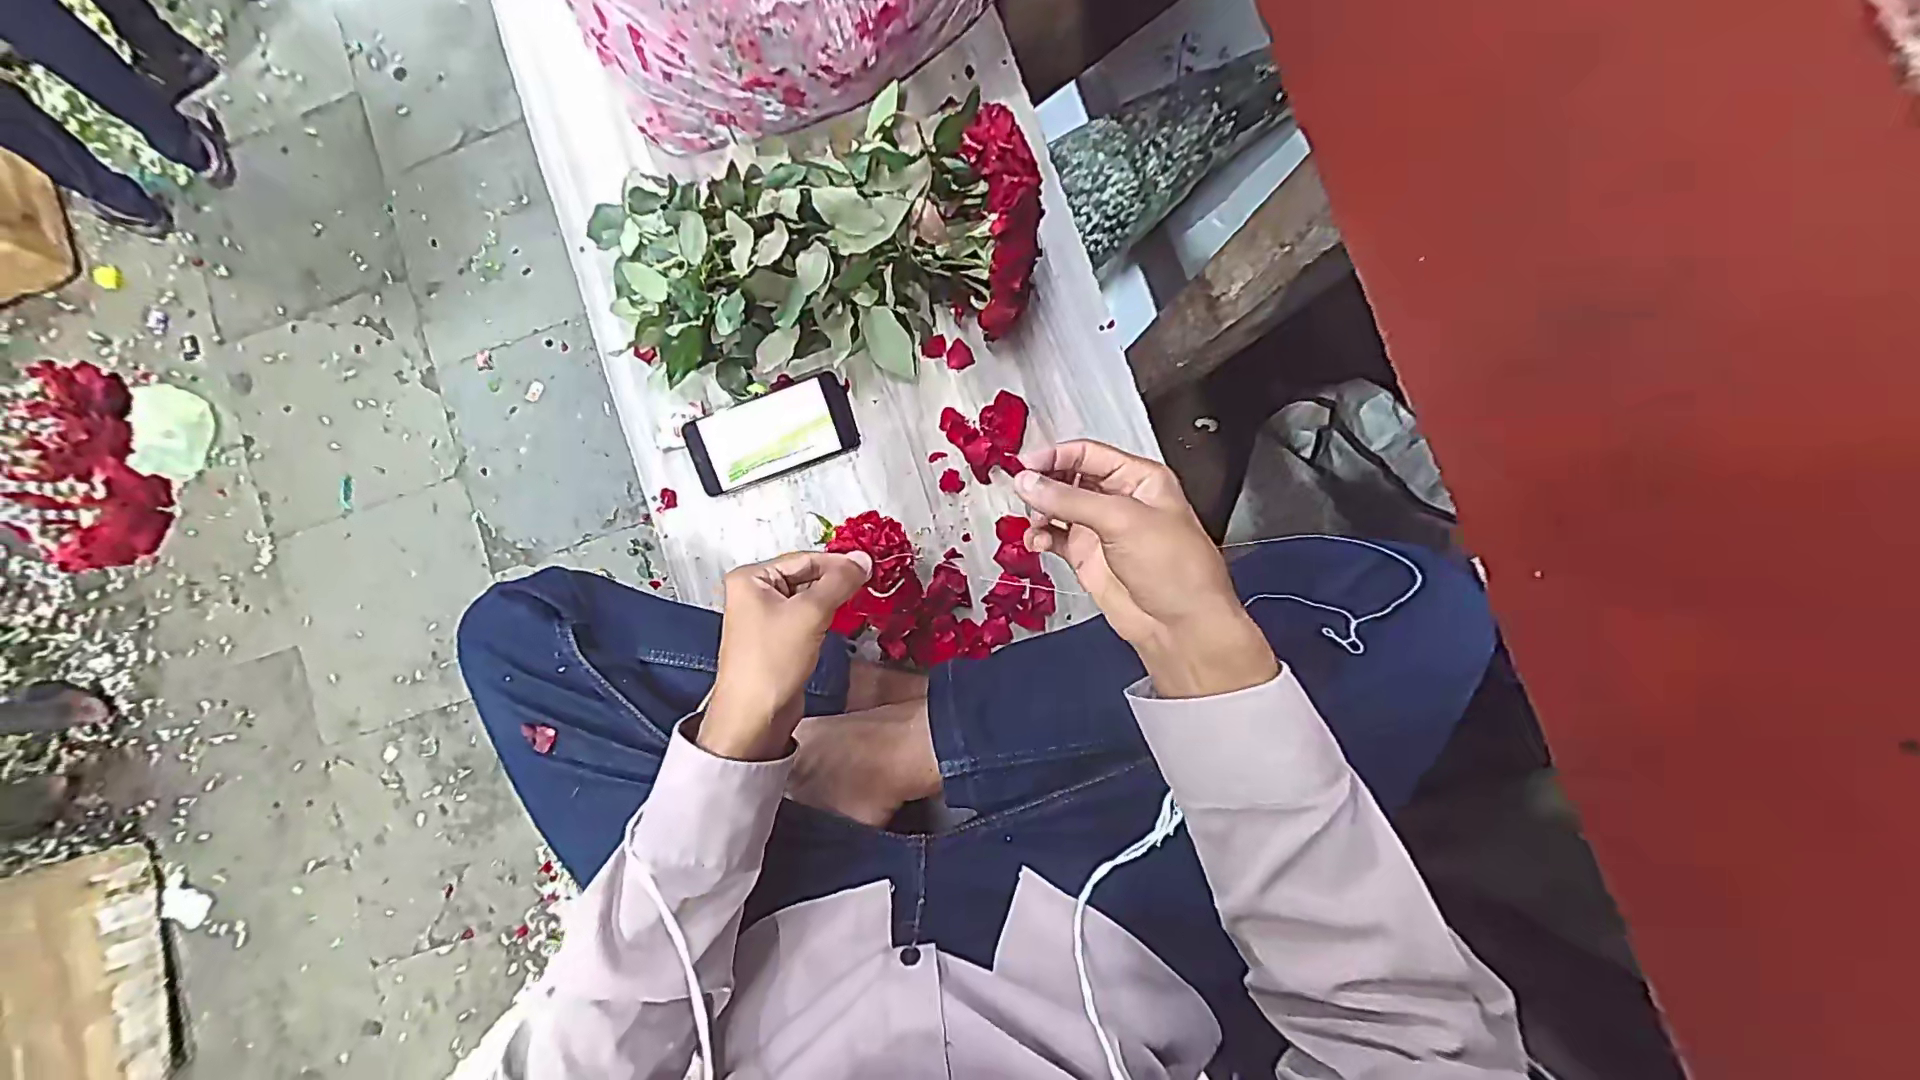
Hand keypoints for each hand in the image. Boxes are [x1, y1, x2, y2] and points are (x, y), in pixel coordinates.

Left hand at [701, 550, 872, 759]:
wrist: (756, 716)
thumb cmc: (770, 663)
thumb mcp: (810, 613)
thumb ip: (839, 582)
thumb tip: (862, 561)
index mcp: (751, 579)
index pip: (804, 558)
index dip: (837, 562)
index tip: (867, 565)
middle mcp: (754, 594)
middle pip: (806, 575)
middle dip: (836, 580)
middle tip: (867, 582)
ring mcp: (765, 616)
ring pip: (809, 596)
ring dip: (832, 598)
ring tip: (857, 599)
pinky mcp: (778, 637)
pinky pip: (807, 616)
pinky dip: (825, 615)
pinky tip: (840, 619)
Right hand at [1013, 441, 1277, 697]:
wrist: (1180, 627)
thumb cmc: (1179, 571)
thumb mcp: (1122, 521)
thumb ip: (1070, 499)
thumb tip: (1031, 482)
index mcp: (1139, 479)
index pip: (1088, 454)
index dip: (1054, 456)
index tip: (1026, 465)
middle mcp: (1118, 500)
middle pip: (1068, 478)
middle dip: (1043, 484)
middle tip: (1023, 492)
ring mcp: (1101, 529)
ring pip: (1057, 508)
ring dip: (1039, 512)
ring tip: (1033, 522)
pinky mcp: (1087, 556)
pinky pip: (1054, 538)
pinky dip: (1041, 537)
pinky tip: (1038, 542)